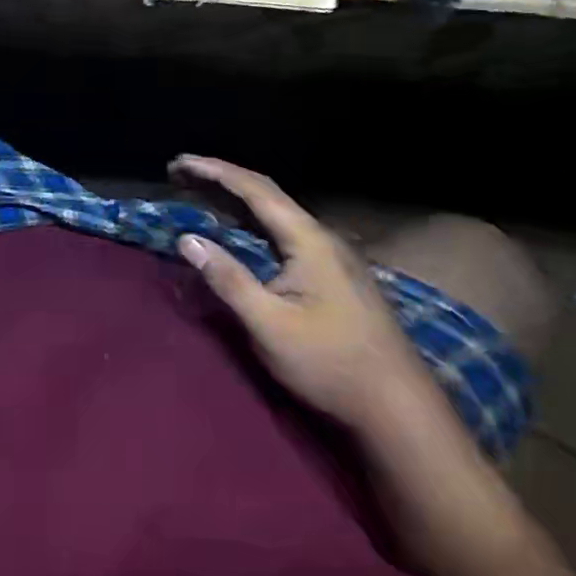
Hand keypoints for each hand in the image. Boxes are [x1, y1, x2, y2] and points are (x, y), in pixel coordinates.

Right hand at [169, 155, 442, 432]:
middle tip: (178, 174)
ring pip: (276, 215)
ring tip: (198, 194)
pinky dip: (250, 222)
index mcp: (310, 242)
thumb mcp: (268, 323)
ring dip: (235, 200)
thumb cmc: (330, 363)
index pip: (256, 190)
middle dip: (220, 180)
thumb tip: (186, 238)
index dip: (213, 172)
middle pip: (267, 196)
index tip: (176, 164)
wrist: (399, 411)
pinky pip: (283, 234)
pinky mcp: (333, 277)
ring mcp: (333, 259)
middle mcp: (324, 240)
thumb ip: (227, 277)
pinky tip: (236, 231)